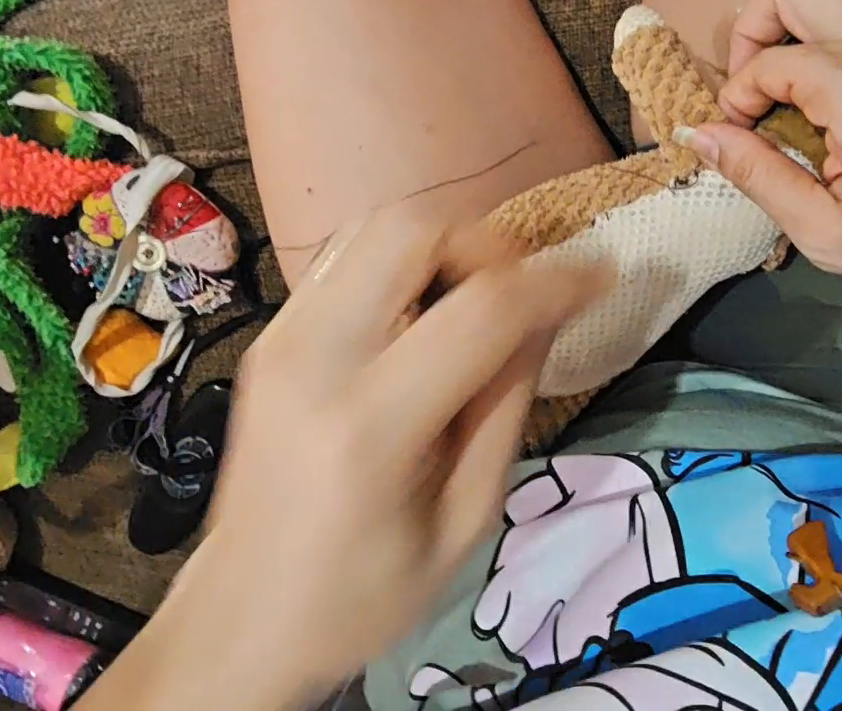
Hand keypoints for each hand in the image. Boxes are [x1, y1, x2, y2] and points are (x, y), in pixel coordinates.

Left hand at [84, 202, 608, 709]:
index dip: (554, 281)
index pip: (480, 310)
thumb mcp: (465, 520)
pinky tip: (423, 309)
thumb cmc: (364, 592)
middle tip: (521, 288)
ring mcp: (281, 336)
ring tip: (476, 296)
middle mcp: (313, 358)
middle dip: (486, 244)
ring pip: (375, 227)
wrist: (243, 614)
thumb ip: (508, 404)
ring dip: (442, 244)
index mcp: (370, 427)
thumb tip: (547, 310)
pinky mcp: (270, 333)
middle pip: (411, 233)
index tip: (598, 275)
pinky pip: (346, 256)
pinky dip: (402, 260)